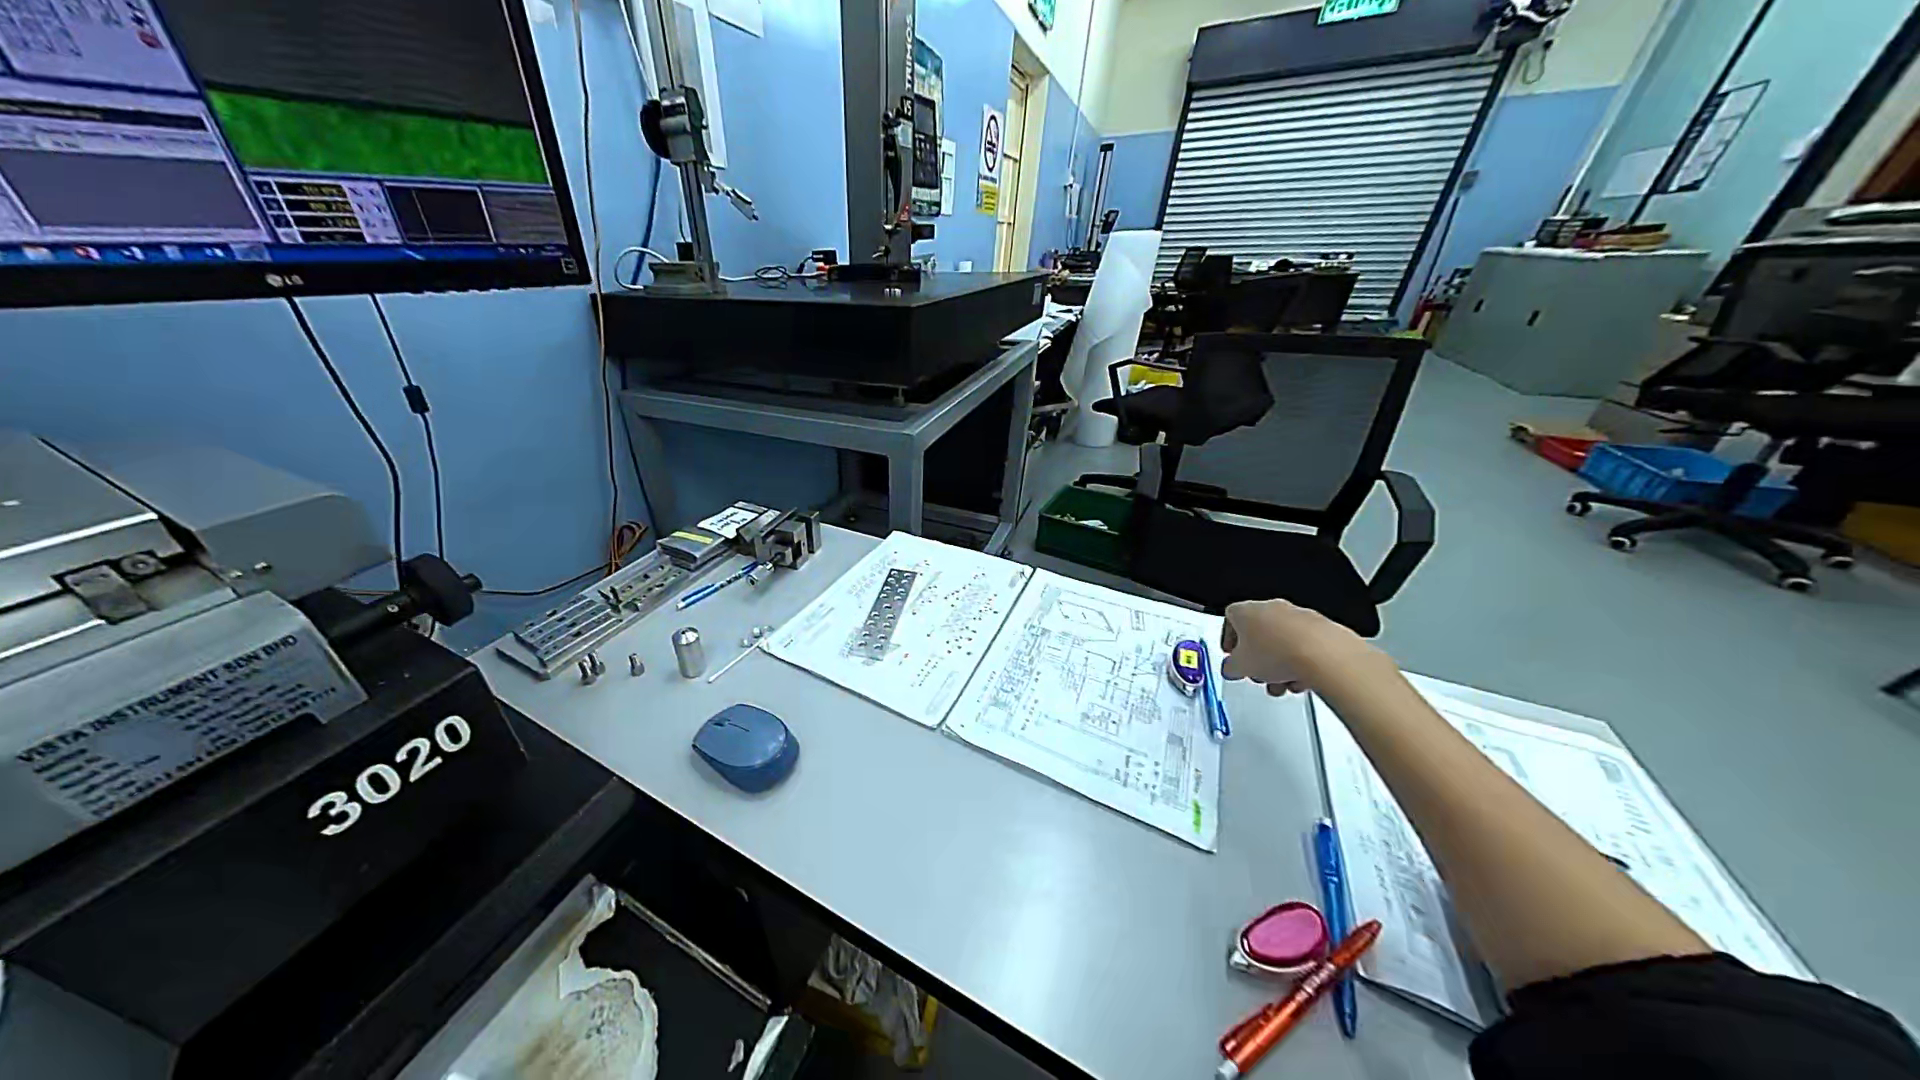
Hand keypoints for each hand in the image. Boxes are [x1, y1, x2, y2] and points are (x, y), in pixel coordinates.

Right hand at [1220, 599, 1380, 696]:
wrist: (1323, 655)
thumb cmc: (1280, 652)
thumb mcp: (1240, 667)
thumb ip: (1231, 667)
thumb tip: (1232, 668)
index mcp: (1246, 611)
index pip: (1230, 618)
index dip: (1229, 639)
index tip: (1232, 654)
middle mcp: (1272, 608)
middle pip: (1259, 632)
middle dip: (1258, 656)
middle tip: (1257, 673)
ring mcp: (1299, 617)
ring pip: (1282, 640)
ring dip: (1279, 662)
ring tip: (1281, 683)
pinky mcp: (1322, 629)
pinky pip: (1305, 645)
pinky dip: (1301, 661)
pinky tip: (1300, 679)